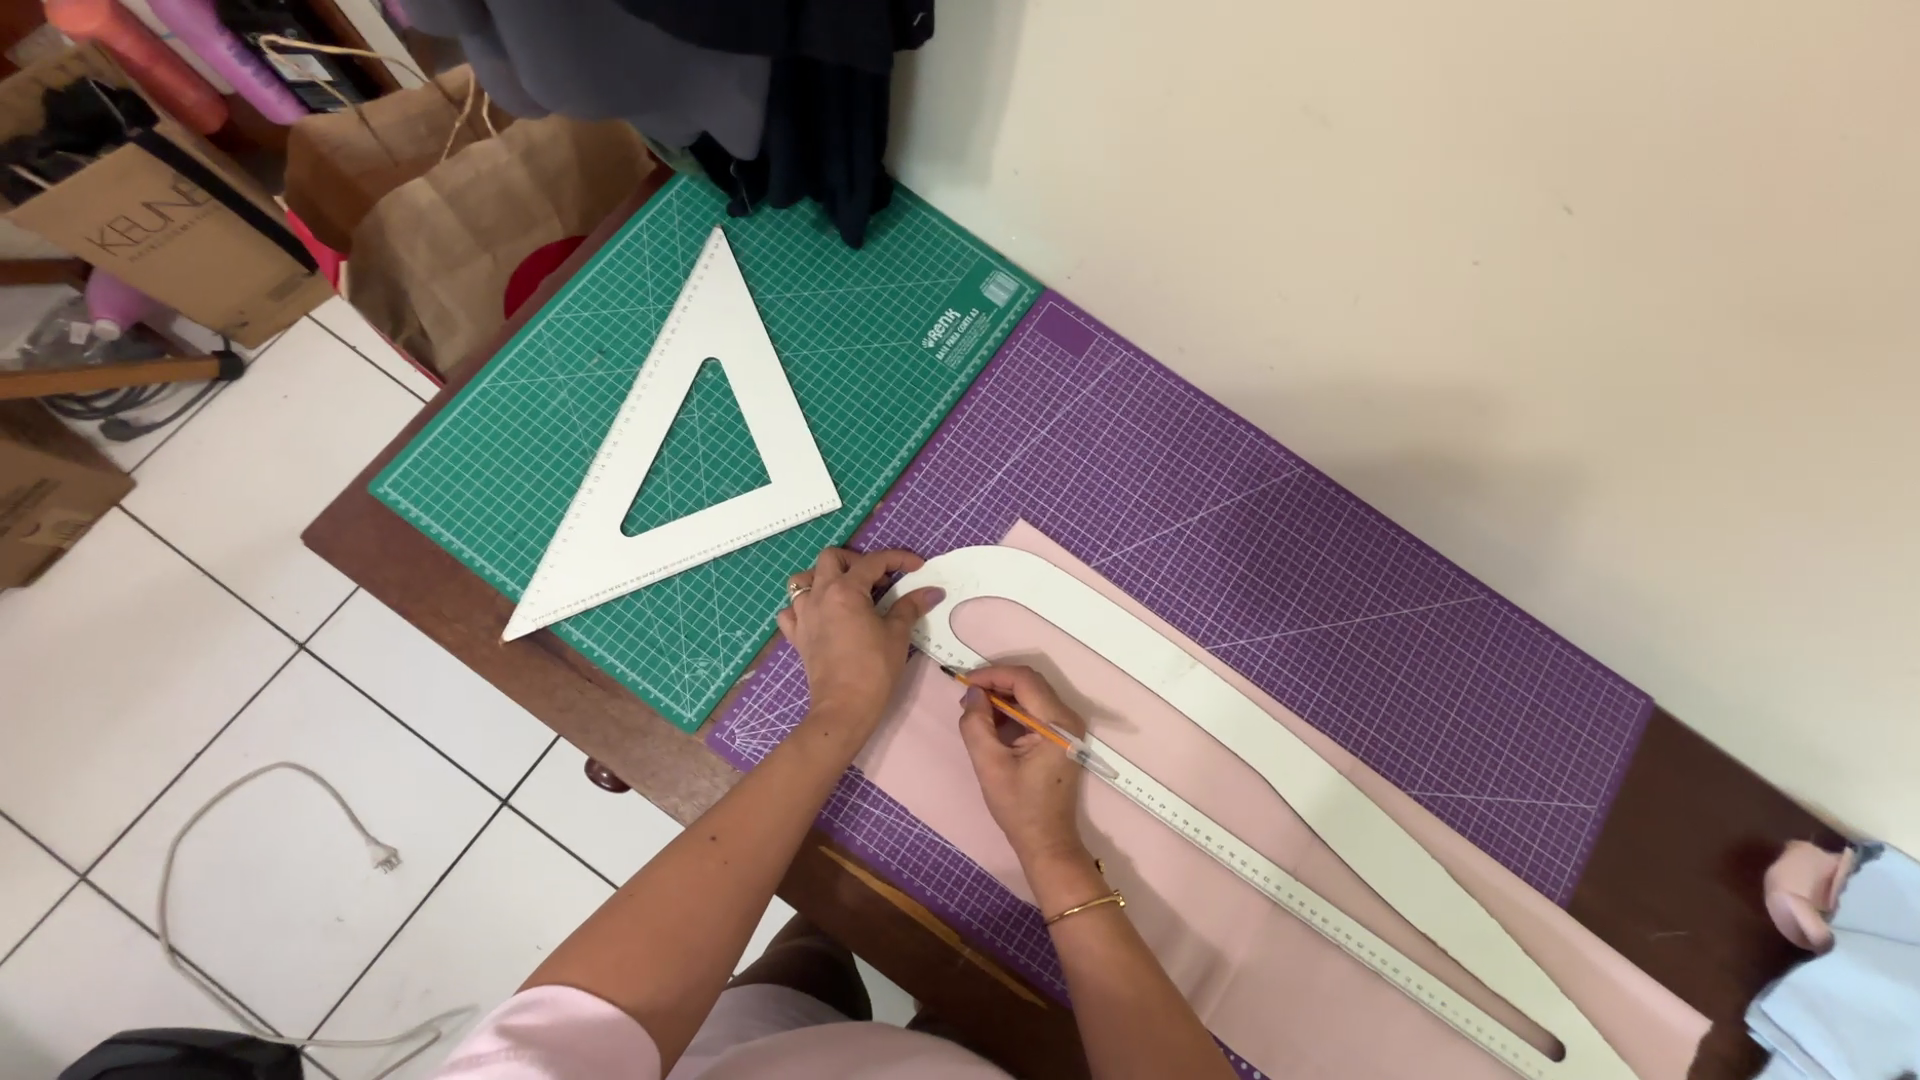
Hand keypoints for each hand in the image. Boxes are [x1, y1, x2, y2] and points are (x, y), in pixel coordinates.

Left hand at [778, 547, 942, 739]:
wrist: (844, 707)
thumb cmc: (874, 668)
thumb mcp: (897, 634)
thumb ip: (910, 606)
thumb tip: (931, 591)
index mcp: (845, 590)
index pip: (873, 562)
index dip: (898, 559)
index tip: (917, 567)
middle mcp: (820, 595)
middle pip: (832, 558)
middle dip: (856, 561)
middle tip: (877, 580)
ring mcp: (803, 615)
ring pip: (804, 579)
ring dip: (825, 578)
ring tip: (846, 592)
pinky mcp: (797, 636)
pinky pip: (791, 611)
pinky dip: (804, 607)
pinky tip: (821, 616)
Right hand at [955, 665, 1090, 867]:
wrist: (1047, 841)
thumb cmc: (1019, 807)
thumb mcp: (989, 765)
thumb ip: (976, 724)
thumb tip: (973, 693)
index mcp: (1057, 723)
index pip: (1023, 680)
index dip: (992, 675)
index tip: (965, 682)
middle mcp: (1068, 718)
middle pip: (1029, 683)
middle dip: (996, 684)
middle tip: (968, 695)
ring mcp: (1068, 727)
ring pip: (1031, 694)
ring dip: (1003, 696)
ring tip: (975, 709)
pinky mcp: (1061, 736)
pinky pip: (1035, 709)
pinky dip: (1012, 709)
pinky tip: (991, 720)